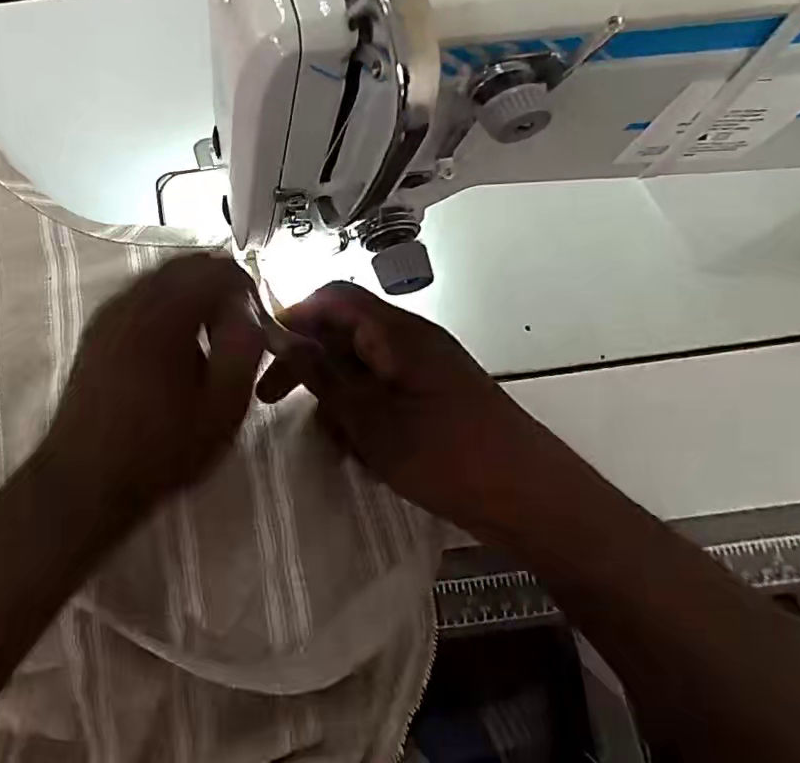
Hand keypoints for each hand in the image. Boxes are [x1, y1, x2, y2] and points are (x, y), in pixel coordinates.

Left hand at [37, 253, 266, 513]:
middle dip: (218, 285)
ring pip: (159, 280)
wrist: (85, 479)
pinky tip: (174, 346)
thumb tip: (246, 310)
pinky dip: (165, 306)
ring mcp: (108, 313)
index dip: (246, 285)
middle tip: (239, 322)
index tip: (259, 317)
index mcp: (163, 312)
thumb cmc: (161, 449)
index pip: (214, 269)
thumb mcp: (223, 407)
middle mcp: (130, 299)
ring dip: (191, 294)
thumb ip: (243, 347)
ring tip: (210, 335)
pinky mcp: (96, 331)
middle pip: (184, 266)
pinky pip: (138, 299)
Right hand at [255, 281, 547, 527]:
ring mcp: (426, 367)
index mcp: (396, 333)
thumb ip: (322, 375)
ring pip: (360, 363)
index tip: (263, 352)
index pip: (332, 297)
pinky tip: (356, 447)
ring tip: (323, 436)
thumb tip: (281, 337)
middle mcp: (411, 339)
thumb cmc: (447, 457)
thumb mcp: (370, 419)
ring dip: (333, 392)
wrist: (536, 502)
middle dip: (305, 361)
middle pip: (343, 330)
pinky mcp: (436, 394)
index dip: (293, 316)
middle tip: (270, 398)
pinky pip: (383, 386)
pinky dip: (361, 408)